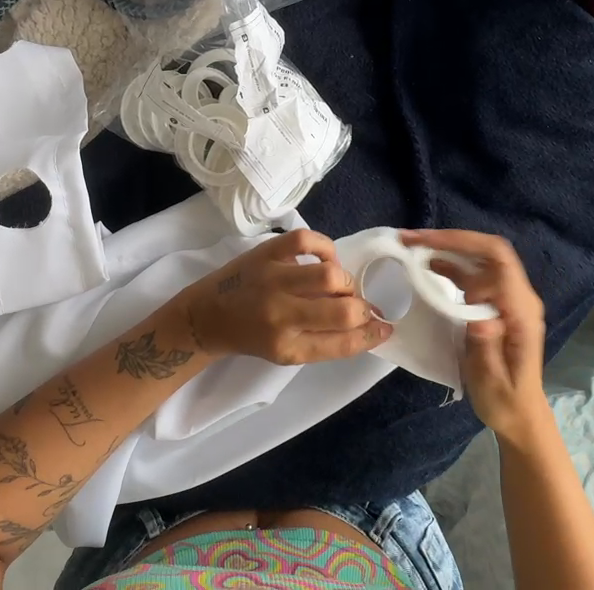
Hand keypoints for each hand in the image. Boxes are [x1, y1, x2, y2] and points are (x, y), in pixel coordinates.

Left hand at [175, 227, 392, 365]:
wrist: (208, 315)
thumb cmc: (253, 336)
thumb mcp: (288, 352)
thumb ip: (327, 341)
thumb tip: (370, 324)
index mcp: (287, 347)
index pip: (342, 344)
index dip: (371, 335)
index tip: (384, 327)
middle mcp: (280, 316)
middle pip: (342, 312)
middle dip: (362, 308)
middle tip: (359, 305)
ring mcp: (272, 280)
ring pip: (329, 276)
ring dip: (345, 280)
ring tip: (339, 284)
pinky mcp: (266, 253)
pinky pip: (307, 240)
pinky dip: (325, 248)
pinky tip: (325, 259)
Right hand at [402, 228, 550, 444]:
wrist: (520, 415)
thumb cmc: (506, 401)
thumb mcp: (492, 380)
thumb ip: (487, 347)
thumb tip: (481, 317)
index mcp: (520, 310)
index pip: (498, 259)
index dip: (463, 244)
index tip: (427, 244)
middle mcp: (518, 296)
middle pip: (487, 251)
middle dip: (449, 240)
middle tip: (410, 239)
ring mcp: (507, 298)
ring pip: (478, 259)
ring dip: (446, 249)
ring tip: (411, 247)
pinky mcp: (496, 303)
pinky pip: (474, 274)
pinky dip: (450, 265)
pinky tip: (427, 265)